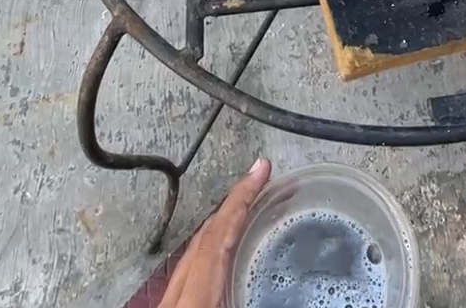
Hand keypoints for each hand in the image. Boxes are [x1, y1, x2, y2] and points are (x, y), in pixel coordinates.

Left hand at [156, 158, 272, 307]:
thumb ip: (252, 292)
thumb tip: (298, 294)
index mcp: (190, 304)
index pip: (216, 240)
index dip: (240, 199)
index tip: (260, 169)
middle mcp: (172, 300)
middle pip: (202, 239)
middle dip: (233, 203)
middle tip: (260, 178)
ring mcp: (167, 304)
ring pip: (193, 253)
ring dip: (222, 224)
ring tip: (248, 205)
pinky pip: (190, 269)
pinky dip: (212, 250)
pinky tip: (227, 251)